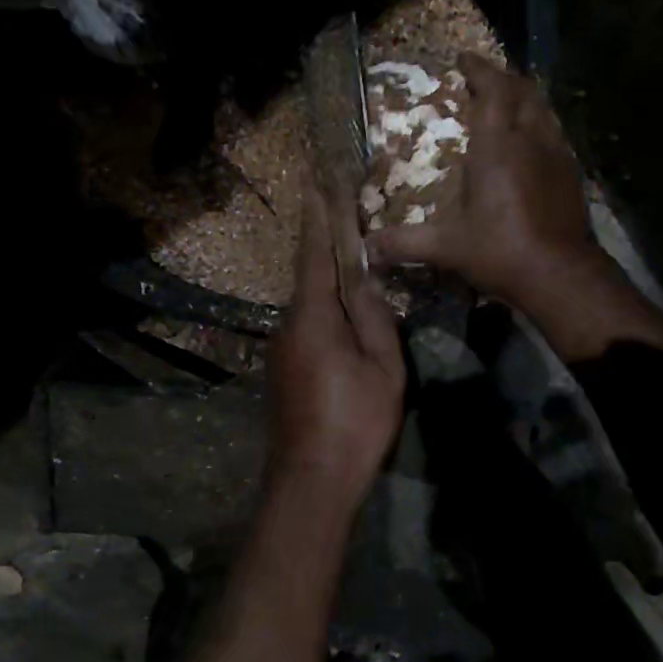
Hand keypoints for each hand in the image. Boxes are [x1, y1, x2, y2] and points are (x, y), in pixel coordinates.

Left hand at [270, 180, 404, 497]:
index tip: (316, 180)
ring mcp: (280, 351)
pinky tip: (346, 331)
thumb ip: (375, 316)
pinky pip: (307, 331)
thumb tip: (366, 279)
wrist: (311, 481)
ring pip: (310, 308)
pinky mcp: (282, 372)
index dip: (319, 216)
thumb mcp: (383, 367)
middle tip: (351, 226)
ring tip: (359, 282)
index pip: (315, 254)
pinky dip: (326, 319)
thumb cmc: (354, 421)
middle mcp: (287, 326)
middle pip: (311, 279)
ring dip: (330, 291)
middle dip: (328, 251)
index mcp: (312, 317)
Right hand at [366, 55, 598, 310]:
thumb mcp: (446, 247)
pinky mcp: (572, 174)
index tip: (464, 59)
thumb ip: (405, 243)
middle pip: (523, 91)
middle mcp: (530, 140)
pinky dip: (540, 125)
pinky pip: (555, 133)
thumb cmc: (500, 251)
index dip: (480, 70)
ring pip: (544, 109)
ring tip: (508, 104)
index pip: (492, 90)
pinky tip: (532, 144)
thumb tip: (366, 251)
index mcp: (497, 147)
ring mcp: (557, 155)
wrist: (560, 274)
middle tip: (484, 81)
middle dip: (503, 79)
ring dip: (525, 99)